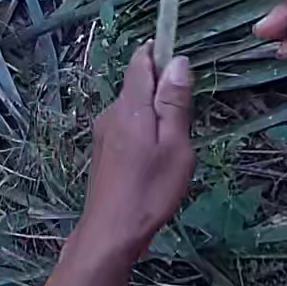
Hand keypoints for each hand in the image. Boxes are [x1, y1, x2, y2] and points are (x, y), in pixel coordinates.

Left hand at [78, 44, 194, 258]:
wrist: (111, 232)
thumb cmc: (150, 190)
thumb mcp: (175, 145)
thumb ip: (174, 103)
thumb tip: (177, 61)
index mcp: (130, 106)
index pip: (141, 61)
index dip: (160, 53)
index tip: (181, 64)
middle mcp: (111, 112)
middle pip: (138, 85)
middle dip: (163, 92)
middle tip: (183, 124)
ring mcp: (103, 132)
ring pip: (133, 109)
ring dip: (154, 116)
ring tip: (170, 150)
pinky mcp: (102, 150)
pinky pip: (126, 127)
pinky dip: (143, 133)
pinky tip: (152, 162)